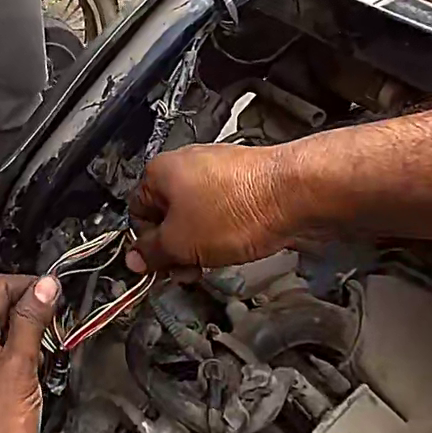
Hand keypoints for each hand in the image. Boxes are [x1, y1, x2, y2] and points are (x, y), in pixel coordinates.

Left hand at [0, 274, 58, 432]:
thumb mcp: (19, 369)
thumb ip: (32, 322)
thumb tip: (46, 287)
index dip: (31, 285)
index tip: (59, 293)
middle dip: (30, 309)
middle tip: (57, 322)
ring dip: (26, 332)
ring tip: (47, 349)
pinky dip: (18, 353)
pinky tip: (33, 368)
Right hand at [127, 143, 297, 272]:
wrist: (295, 193)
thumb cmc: (239, 205)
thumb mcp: (181, 242)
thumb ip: (152, 252)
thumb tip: (136, 259)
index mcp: (159, 171)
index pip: (136, 212)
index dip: (145, 243)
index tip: (158, 265)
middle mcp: (185, 164)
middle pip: (167, 214)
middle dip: (176, 246)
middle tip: (187, 268)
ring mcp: (216, 170)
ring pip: (196, 214)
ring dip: (200, 241)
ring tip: (215, 258)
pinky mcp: (243, 180)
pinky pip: (222, 210)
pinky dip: (225, 230)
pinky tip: (236, 244)